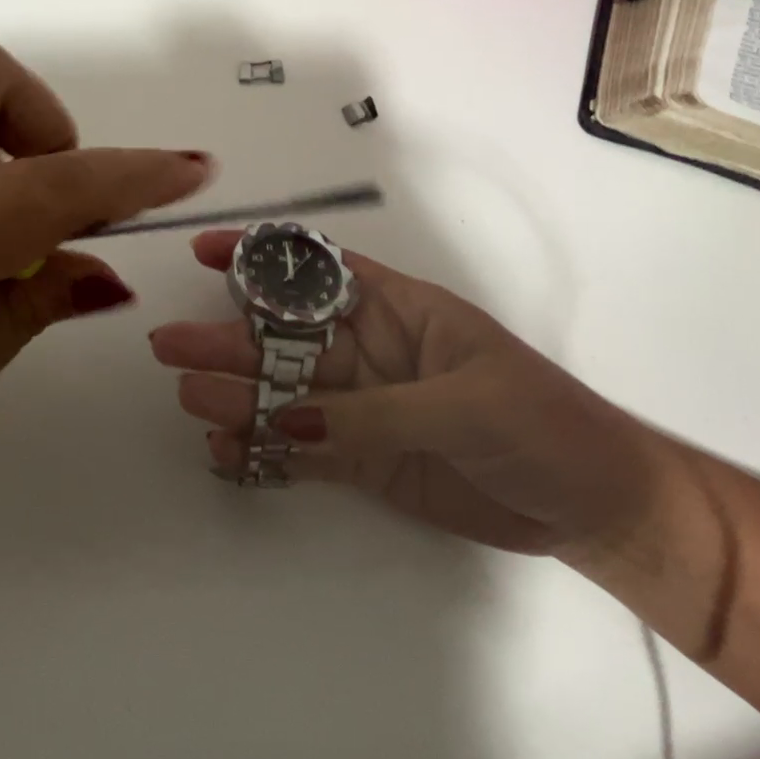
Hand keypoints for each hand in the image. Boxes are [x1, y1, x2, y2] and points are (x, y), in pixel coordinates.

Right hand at [151, 231, 671, 557]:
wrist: (589, 505)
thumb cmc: (543, 425)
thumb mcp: (467, 404)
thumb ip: (374, 411)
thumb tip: (288, 421)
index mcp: (402, 313)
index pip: (321, 274)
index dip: (263, 260)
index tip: (205, 253)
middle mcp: (373, 354)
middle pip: (287, 340)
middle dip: (230, 339)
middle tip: (170, 347)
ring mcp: (365, 408)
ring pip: (287, 396)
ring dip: (239, 397)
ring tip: (190, 401)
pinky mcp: (365, 460)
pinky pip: (304, 450)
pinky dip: (265, 452)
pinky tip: (225, 452)